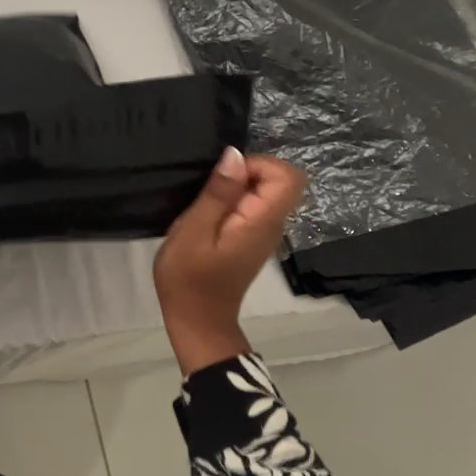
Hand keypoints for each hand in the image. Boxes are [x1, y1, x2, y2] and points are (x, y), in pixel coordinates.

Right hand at [153, 148, 306, 375]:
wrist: (196, 319)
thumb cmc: (189, 277)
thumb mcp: (193, 231)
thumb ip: (217, 194)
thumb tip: (235, 156)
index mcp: (261, 221)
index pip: (287, 176)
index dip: (257, 165)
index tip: (222, 177)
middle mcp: (271, 225)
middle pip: (277, 181)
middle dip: (242, 175)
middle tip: (207, 192)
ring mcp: (263, 233)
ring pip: (262, 193)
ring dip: (232, 189)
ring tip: (201, 205)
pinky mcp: (250, 239)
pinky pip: (251, 207)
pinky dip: (229, 202)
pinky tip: (204, 218)